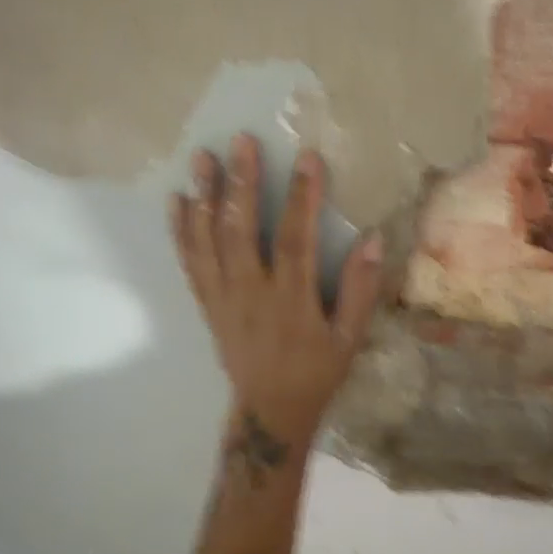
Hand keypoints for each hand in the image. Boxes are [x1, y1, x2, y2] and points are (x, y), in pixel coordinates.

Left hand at [170, 134, 383, 431]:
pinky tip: (178, 200)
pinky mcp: (207, 303)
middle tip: (241, 141)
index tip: (307, 158)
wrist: (270, 412)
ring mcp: (223, 297)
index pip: (296, 239)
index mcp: (291, 301)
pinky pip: (190, 262)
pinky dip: (182, 230)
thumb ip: (361, 291)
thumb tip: (374, 240)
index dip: (301, 197)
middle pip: (241, 231)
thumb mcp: (350, 339)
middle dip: (241, 183)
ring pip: (208, 241)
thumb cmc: (316, 372)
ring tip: (202, 157)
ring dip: (205, 197)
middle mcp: (250, 293)